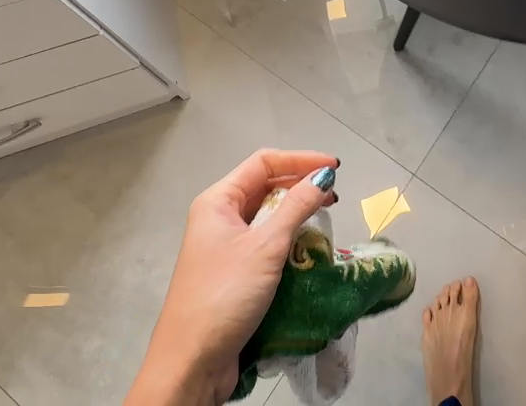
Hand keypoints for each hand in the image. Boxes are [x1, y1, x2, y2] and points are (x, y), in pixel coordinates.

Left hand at [126, 149, 339, 405]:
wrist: (190, 365)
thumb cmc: (225, 295)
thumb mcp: (266, 246)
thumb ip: (297, 206)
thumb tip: (324, 175)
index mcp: (218, 201)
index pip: (264, 162)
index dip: (300, 160)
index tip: (334, 168)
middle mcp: (218, 218)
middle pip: (265, 186)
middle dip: (300, 186)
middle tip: (333, 196)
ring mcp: (224, 246)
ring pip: (267, 216)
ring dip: (296, 213)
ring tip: (325, 218)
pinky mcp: (233, 273)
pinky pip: (265, 242)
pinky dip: (288, 239)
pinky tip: (307, 247)